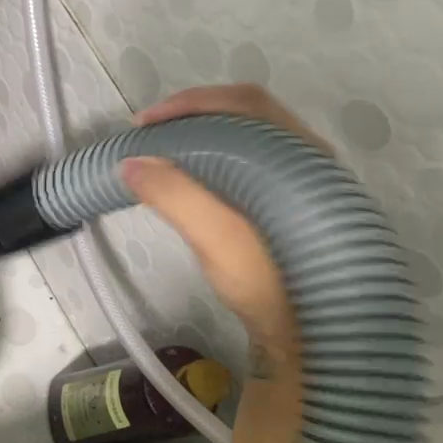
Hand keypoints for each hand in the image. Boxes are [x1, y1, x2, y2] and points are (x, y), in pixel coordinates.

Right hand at [119, 85, 305, 375]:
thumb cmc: (270, 287)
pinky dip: (215, 157)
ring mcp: (306, 180)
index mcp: (298, 156)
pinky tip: (192, 179)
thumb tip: (130, 162)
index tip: (143, 124)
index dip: (189, 105)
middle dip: (191, 117)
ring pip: (250, 136)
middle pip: (247, 113)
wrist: (312, 338)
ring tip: (162, 154)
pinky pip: (253, 159)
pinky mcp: (296, 203)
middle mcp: (309, 157)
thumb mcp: (218, 240)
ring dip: (203, 136)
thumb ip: (176, 197)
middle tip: (147, 136)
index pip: (243, 104)